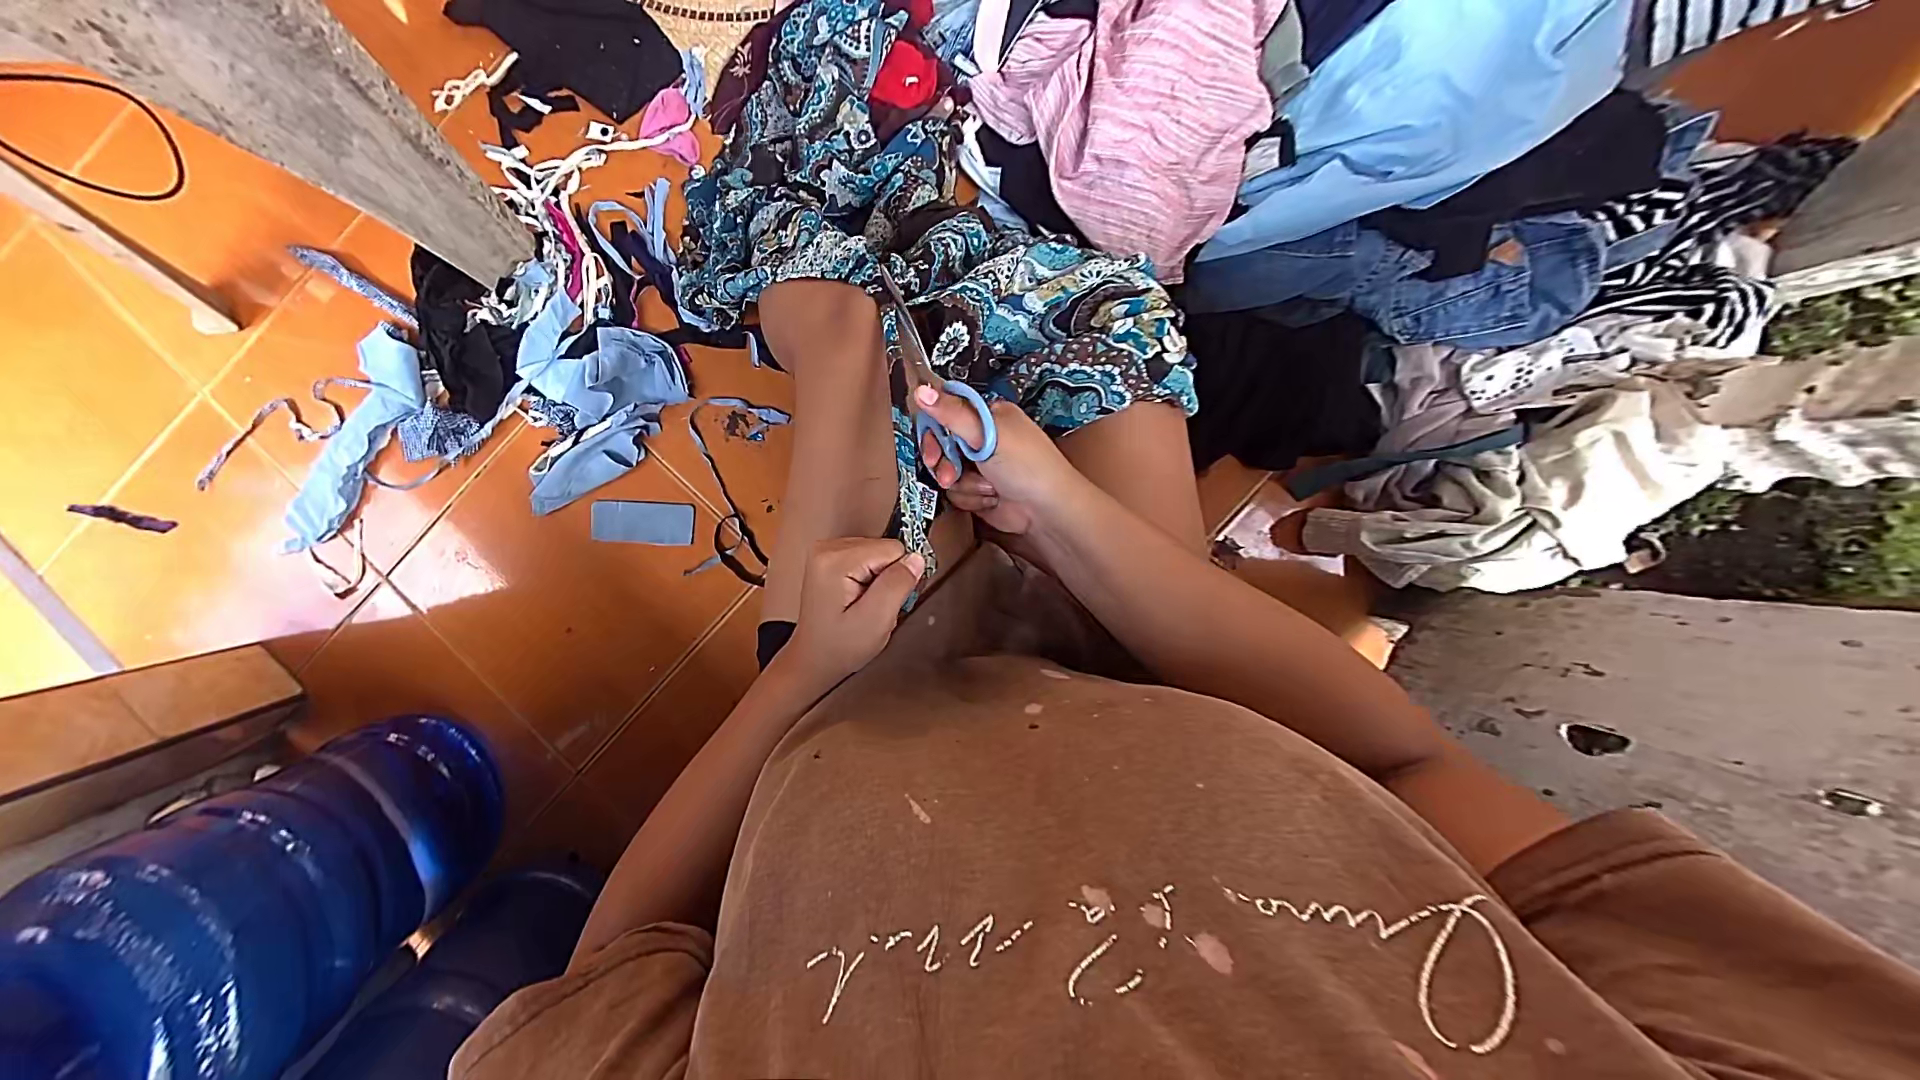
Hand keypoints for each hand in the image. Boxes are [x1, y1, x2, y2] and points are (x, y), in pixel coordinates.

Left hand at [773, 537, 926, 695]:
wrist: (814, 659)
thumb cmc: (840, 647)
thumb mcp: (877, 620)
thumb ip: (898, 584)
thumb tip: (917, 558)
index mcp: (836, 559)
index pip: (893, 549)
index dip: (898, 577)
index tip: (887, 601)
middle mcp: (827, 548)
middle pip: (885, 549)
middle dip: (889, 577)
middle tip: (876, 606)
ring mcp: (826, 551)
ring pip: (879, 553)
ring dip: (880, 579)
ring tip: (866, 604)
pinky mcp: (830, 558)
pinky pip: (868, 558)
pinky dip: (871, 578)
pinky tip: (860, 598)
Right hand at [915, 384, 1086, 537]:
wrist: (1045, 510)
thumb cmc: (1027, 465)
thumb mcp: (986, 434)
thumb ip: (951, 413)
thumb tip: (922, 389)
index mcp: (987, 416)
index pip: (945, 415)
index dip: (934, 433)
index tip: (933, 448)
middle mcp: (983, 440)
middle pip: (942, 447)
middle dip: (946, 465)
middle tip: (951, 474)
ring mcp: (981, 467)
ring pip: (947, 474)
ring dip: (965, 485)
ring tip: (988, 488)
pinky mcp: (979, 491)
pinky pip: (957, 494)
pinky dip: (973, 499)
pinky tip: (993, 499)